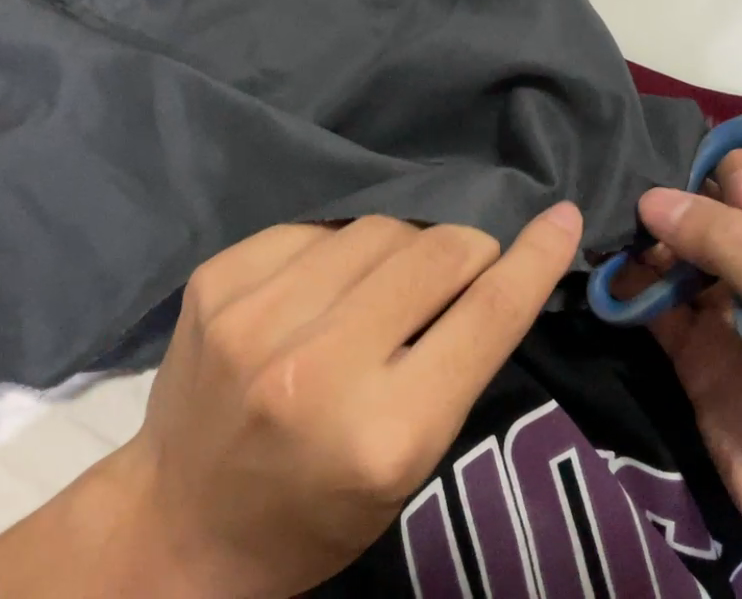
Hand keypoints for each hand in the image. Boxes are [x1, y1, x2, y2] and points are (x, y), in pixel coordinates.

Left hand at [0, 205, 582, 598]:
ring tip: (385, 284)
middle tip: (457, 271)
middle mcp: (319, 366)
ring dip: (402, 247)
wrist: (179, 522)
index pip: (485, 315)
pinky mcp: (217, 281)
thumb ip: (453, 367)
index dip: (533, 260)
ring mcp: (257, 316)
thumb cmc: (314, 514)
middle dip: (464, 250)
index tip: (561, 218)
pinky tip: (324, 285)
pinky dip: (338, 249)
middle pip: (433, 251)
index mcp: (385, 431)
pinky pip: (313, 228)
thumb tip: (493, 268)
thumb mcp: (406, 466)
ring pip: (376, 228)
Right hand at [624, 154, 741, 598]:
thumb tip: (654, 200)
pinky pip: (654, 309)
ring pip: (680, 255)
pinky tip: (604, 276)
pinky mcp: (699, 360)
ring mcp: (737, 318)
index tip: (726, 189)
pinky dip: (627, 291)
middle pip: (720, 211)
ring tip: (611, 230)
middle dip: (681, 199)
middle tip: (643, 207)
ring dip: (645, 240)